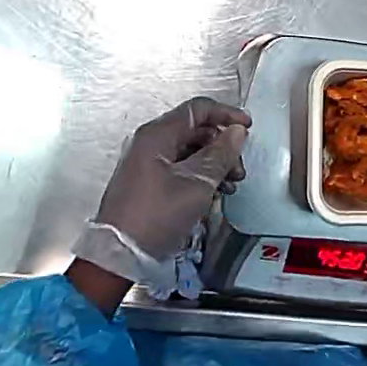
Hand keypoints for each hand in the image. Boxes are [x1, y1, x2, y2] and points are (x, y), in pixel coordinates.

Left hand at [72, 97, 249, 289]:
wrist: (119, 256)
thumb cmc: (156, 216)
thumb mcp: (197, 183)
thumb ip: (221, 154)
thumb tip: (236, 132)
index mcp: (157, 135)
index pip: (197, 109)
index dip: (226, 114)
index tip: (247, 127)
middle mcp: (149, 143)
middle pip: (194, 130)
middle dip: (222, 145)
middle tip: (238, 167)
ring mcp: (146, 162)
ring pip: (189, 150)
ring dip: (214, 163)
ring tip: (229, 185)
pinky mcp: (146, 181)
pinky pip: (179, 167)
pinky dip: (199, 175)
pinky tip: (212, 192)